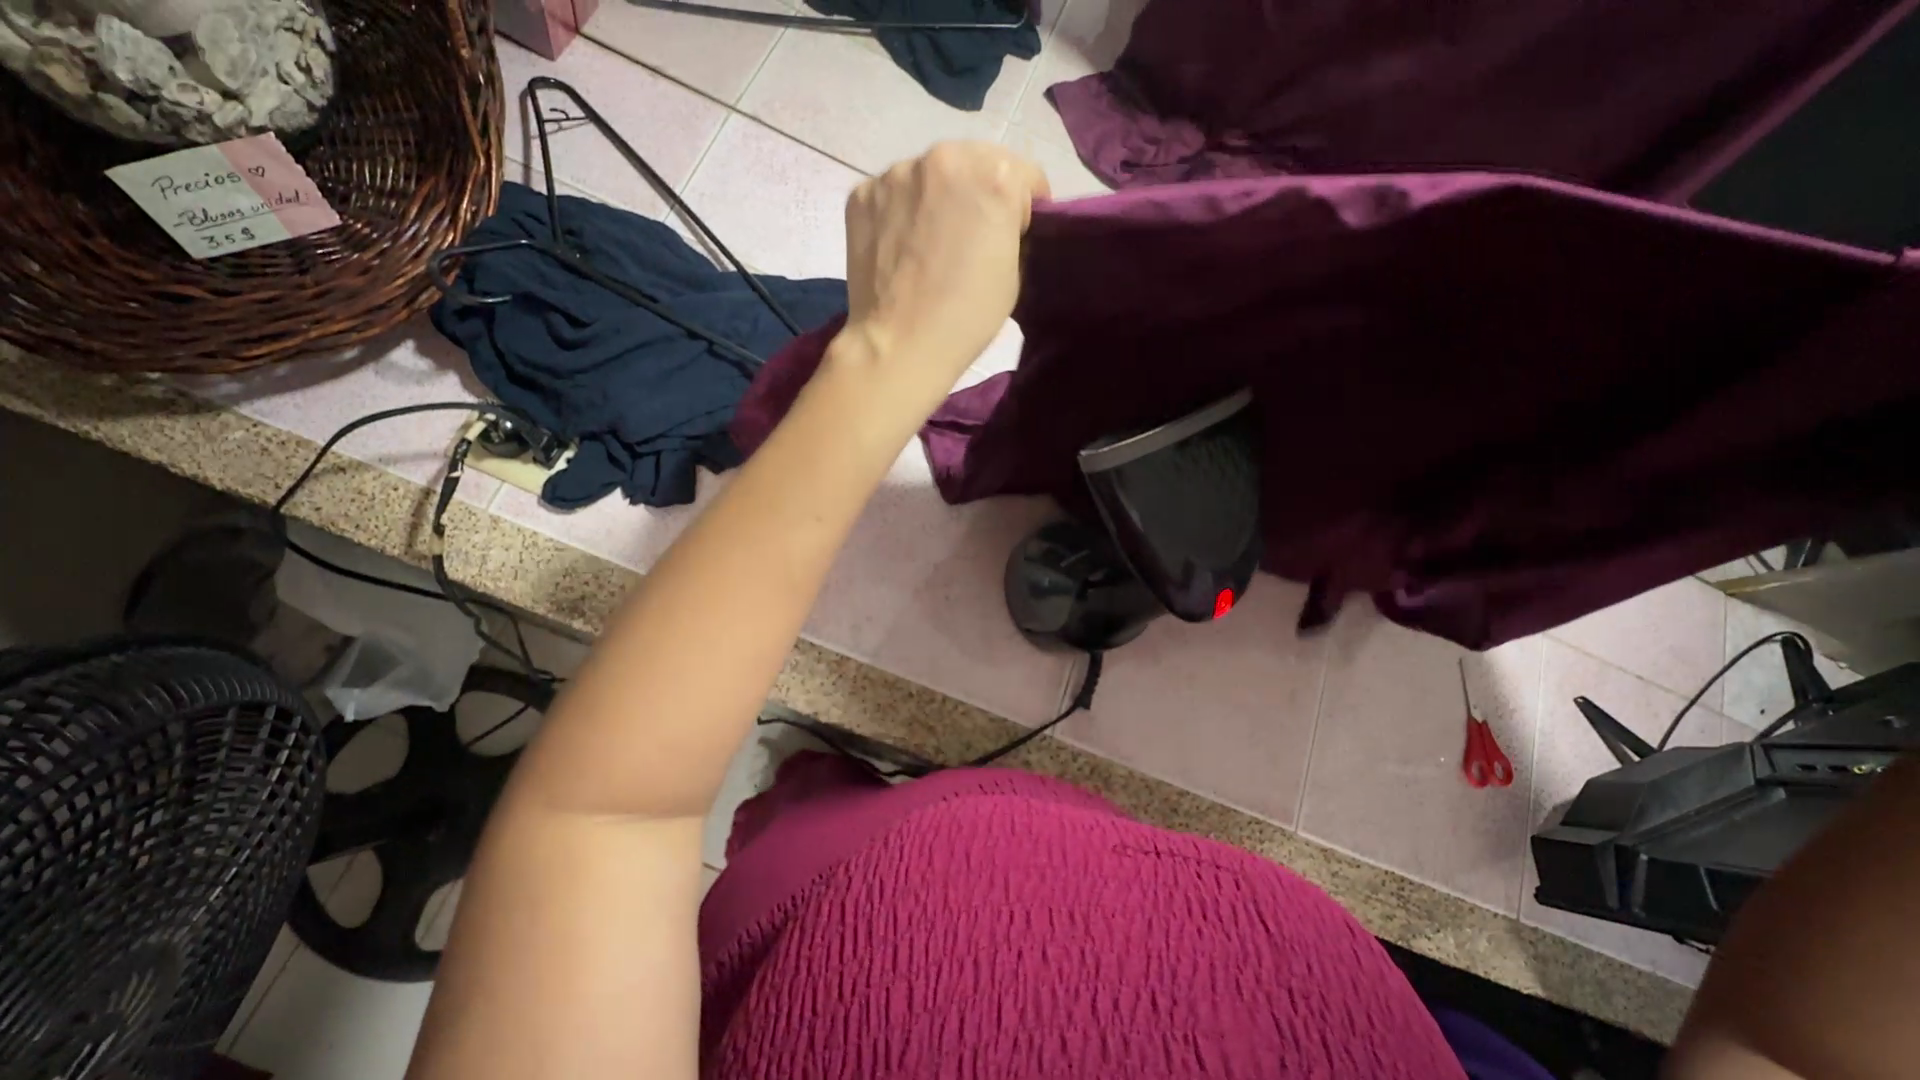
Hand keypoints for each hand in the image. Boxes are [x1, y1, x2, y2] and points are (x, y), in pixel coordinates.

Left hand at [837, 142, 1050, 399]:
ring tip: (930, 243)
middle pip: (975, 162)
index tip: (1013, 235)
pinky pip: (892, 193)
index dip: (1024, 208)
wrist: (899, 345)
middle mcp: (944, 157)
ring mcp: (896, 172)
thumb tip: (996, 216)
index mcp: (995, 175)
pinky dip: (899, 211)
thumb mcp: (1014, 267)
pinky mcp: (861, 193)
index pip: (1024, 174)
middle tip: (970, 236)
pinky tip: (900, 247)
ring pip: (930, 174)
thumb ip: (1009, 224)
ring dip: (936, 197)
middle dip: (978, 191)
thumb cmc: (968, 314)